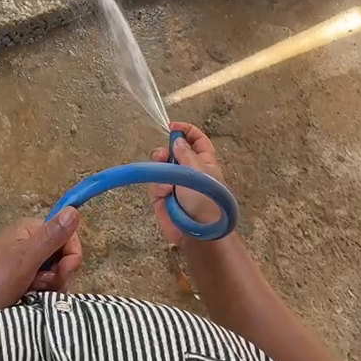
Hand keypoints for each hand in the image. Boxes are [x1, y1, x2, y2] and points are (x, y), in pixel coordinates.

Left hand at [0, 209, 83, 315]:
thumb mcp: (24, 258)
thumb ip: (51, 237)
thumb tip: (74, 210)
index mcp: (30, 229)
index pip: (68, 236)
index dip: (70, 255)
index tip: (61, 271)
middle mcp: (30, 243)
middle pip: (64, 257)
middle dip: (58, 274)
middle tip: (38, 284)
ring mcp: (26, 263)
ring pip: (57, 275)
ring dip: (49, 287)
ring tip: (29, 292)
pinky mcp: (23, 282)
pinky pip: (46, 287)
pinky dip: (41, 295)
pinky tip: (29, 299)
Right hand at [149, 122, 227, 243]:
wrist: (198, 233)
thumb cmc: (206, 200)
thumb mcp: (198, 172)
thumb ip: (186, 153)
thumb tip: (177, 140)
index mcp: (204, 162)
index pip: (197, 140)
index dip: (186, 130)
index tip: (172, 127)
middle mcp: (189, 170)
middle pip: (173, 151)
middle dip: (166, 150)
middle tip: (163, 155)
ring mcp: (175, 183)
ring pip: (160, 166)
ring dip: (160, 168)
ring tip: (164, 178)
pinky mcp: (162, 197)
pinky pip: (154, 183)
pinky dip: (158, 186)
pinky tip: (164, 193)